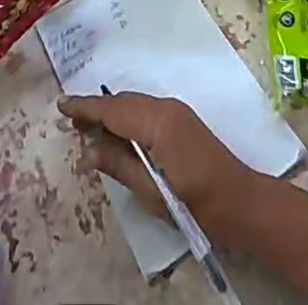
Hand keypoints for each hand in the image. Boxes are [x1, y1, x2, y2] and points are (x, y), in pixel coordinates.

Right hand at [59, 91, 251, 216]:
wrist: (246, 204)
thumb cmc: (199, 203)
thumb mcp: (152, 192)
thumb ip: (118, 165)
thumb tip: (87, 149)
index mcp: (156, 122)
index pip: (111, 110)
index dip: (84, 107)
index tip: (60, 105)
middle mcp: (164, 107)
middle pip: (120, 103)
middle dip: (95, 110)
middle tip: (71, 123)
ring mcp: (175, 110)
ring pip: (132, 104)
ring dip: (110, 113)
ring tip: (90, 129)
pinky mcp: (181, 118)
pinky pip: (144, 109)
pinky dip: (126, 117)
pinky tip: (118, 133)